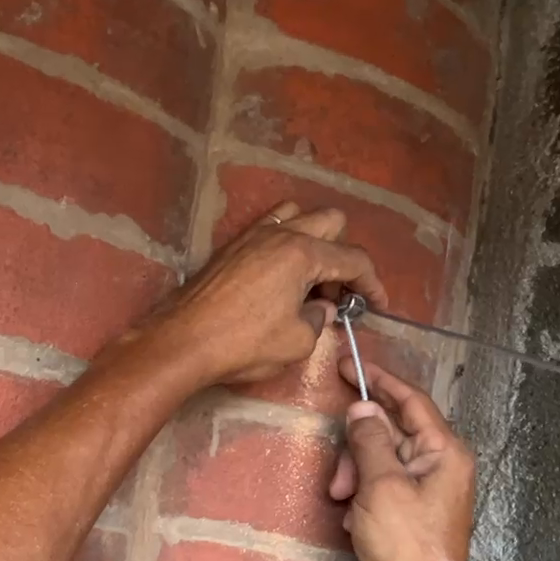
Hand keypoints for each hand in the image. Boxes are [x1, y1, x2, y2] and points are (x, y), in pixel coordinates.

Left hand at [146, 203, 388, 385]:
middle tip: (336, 293)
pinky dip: (283, 243)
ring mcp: (251, 236)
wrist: (182, 342)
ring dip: (312, 240)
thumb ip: (318, 320)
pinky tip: (279, 277)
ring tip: (307, 280)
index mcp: (303, 253)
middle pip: (330, 221)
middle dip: (342, 254)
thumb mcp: (297, 342)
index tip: (377, 306)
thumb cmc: (243, 344)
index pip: (353, 259)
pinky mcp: (229, 248)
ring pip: (296, 216)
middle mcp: (279, 234)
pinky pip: (267, 229)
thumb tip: (320, 308)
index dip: (372, 283)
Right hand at [329, 358, 477, 560]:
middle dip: (358, 448)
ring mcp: (428, 488)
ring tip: (344, 505)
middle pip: (390, 431)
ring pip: (380, 459)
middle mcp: (440, 464)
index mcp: (443, 451)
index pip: (409, 400)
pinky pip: (381, 484)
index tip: (346, 363)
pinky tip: (355, 519)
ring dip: (355, 475)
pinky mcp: (413, 509)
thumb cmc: (405, 543)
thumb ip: (370, 440)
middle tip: (338, 479)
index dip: (378, 379)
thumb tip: (362, 408)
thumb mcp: (381, 484)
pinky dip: (362, 495)